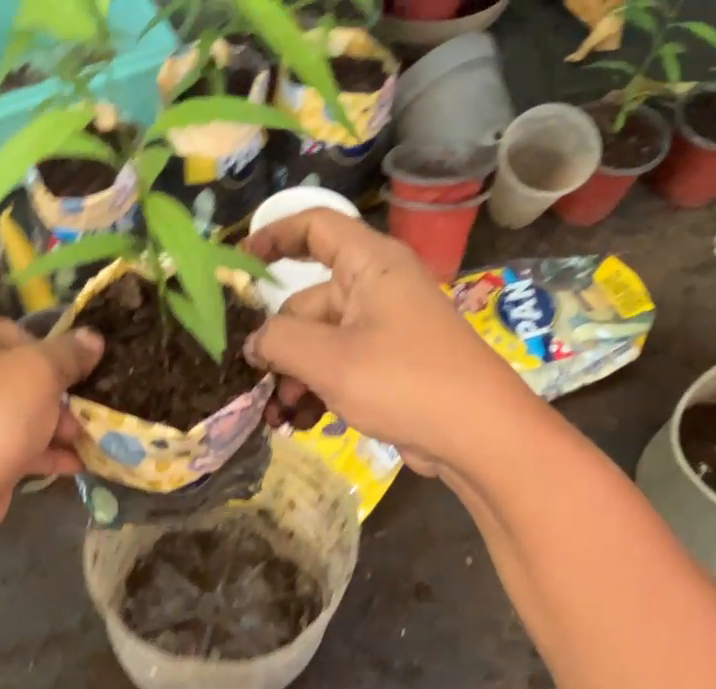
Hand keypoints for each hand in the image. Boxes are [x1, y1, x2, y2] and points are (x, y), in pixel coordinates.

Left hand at [0, 308, 101, 523]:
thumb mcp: (43, 374)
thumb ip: (71, 354)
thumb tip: (93, 337)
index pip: (22, 334)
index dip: (56, 360)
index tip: (77, 386)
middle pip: (16, 376)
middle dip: (56, 402)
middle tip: (83, 423)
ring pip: (10, 412)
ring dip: (50, 429)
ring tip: (84, 448)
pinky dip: (32, 450)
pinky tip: (68, 466)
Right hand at [240, 210, 534, 474]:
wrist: (476, 433)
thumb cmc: (403, 380)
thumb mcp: (329, 360)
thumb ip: (279, 342)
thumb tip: (253, 342)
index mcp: (369, 265)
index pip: (315, 228)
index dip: (274, 236)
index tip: (239, 262)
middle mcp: (376, 290)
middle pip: (307, 303)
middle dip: (278, 347)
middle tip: (257, 386)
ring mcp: (383, 330)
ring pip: (319, 344)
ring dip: (292, 379)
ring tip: (279, 419)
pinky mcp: (388, 367)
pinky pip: (339, 369)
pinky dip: (317, 392)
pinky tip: (301, 424)